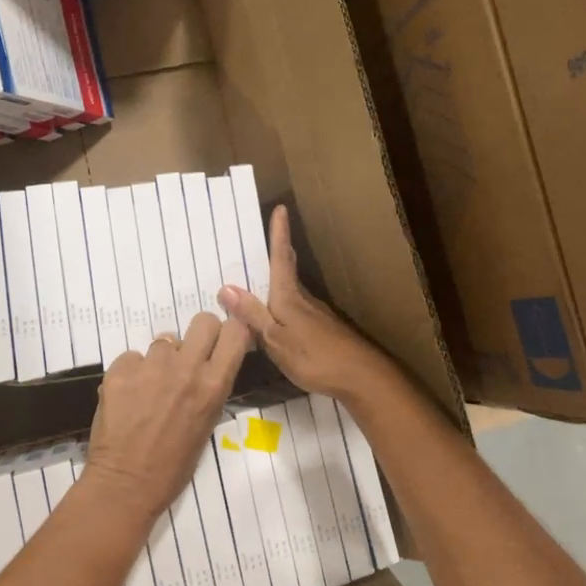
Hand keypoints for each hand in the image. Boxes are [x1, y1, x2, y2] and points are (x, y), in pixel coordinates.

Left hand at [86, 311, 250, 518]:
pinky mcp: (119, 370)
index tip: (223, 342)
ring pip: (164, 341)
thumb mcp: (207, 425)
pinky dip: (132, 373)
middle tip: (189, 358)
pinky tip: (128, 398)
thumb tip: (205, 366)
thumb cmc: (174, 466)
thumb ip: (209, 388)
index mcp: (213, 385)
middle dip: (199, 335)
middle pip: (203, 320)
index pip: (235, 331)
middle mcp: (186, 367)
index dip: (230, 333)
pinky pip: (132, 357)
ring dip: (162, 360)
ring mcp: (150, 366)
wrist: (126, 485)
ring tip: (151, 390)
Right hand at [217, 205, 400, 402]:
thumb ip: (253, 314)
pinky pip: (295, 309)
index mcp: (289, 297)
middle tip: (260, 239)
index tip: (280, 208)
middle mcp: (302, 299)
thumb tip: (226, 286)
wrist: (360, 377)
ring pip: (291, 290)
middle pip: (287, 270)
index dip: (279, 233)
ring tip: (256, 279)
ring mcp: (315, 314)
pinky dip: (282, 304)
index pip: (281, 257)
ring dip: (276, 280)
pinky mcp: (321, 330)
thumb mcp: (276, 339)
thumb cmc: (315, 356)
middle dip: (277, 252)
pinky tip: (274, 317)